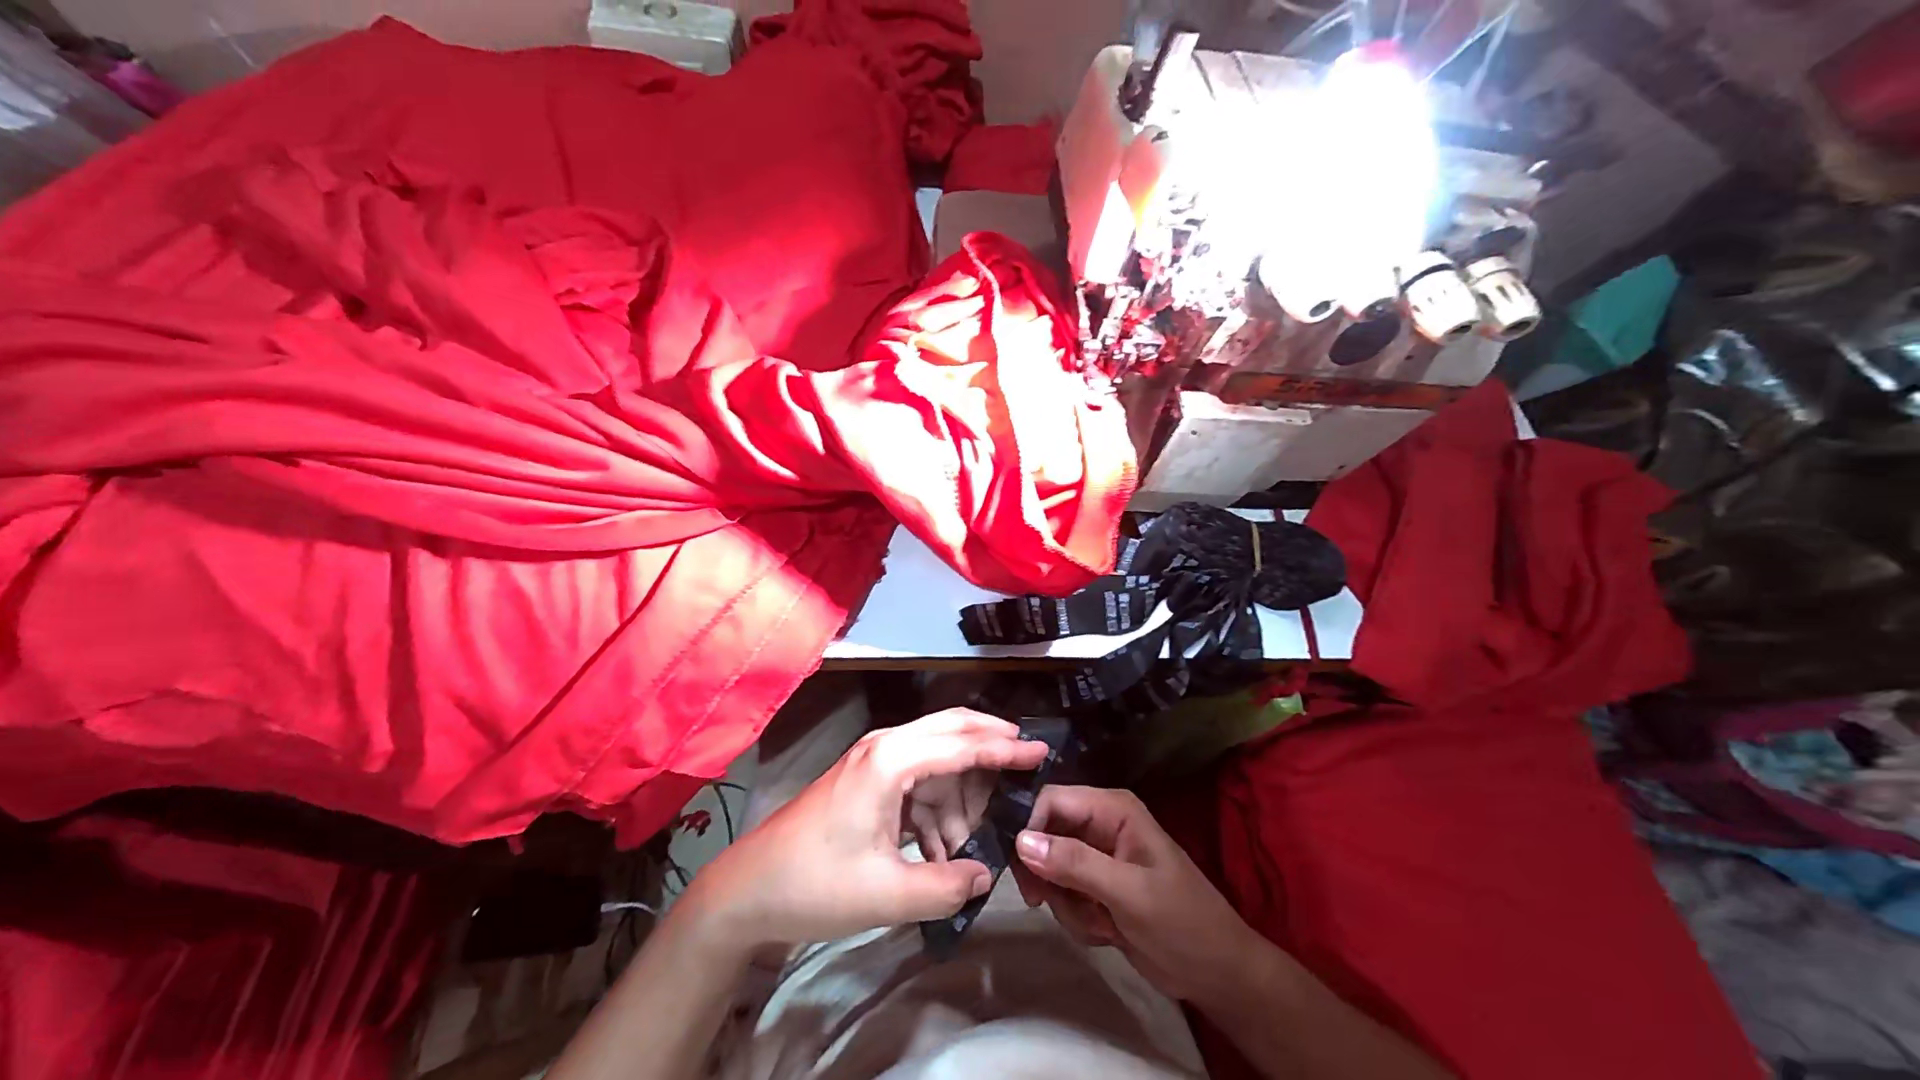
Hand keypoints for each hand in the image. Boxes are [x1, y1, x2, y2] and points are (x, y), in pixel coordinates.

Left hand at [680, 708, 1048, 948]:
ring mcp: (873, 762)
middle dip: (989, 750)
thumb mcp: (888, 894)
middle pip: (951, 731)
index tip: (1042, 751)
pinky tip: (940, 850)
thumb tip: (986, 875)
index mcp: (890, 760)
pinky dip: (936, 810)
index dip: (1005, 748)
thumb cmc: (816, 885)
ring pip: (937, 761)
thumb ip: (947, 885)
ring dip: (959, 797)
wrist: (747, 891)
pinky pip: (918, 782)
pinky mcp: (867, 781)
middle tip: (1025, 773)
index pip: (962, 743)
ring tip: (964, 846)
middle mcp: (884, 747)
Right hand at [1010, 785, 1264, 1007]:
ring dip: (1065, 903)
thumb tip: (1020, 840)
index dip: (1029, 829)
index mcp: (1113, 809)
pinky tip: (1104, 932)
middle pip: (1042, 833)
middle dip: (1047, 875)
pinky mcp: (1095, 887)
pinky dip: (1075, 917)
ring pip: (1047, 868)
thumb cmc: (1182, 923)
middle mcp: (1100, 824)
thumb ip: (1075, 864)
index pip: (1051, 800)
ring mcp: (1097, 856)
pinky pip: (1061, 893)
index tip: (1021, 871)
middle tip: (1045, 903)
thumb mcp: (1129, 893)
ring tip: (1099, 923)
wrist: (1216, 974)